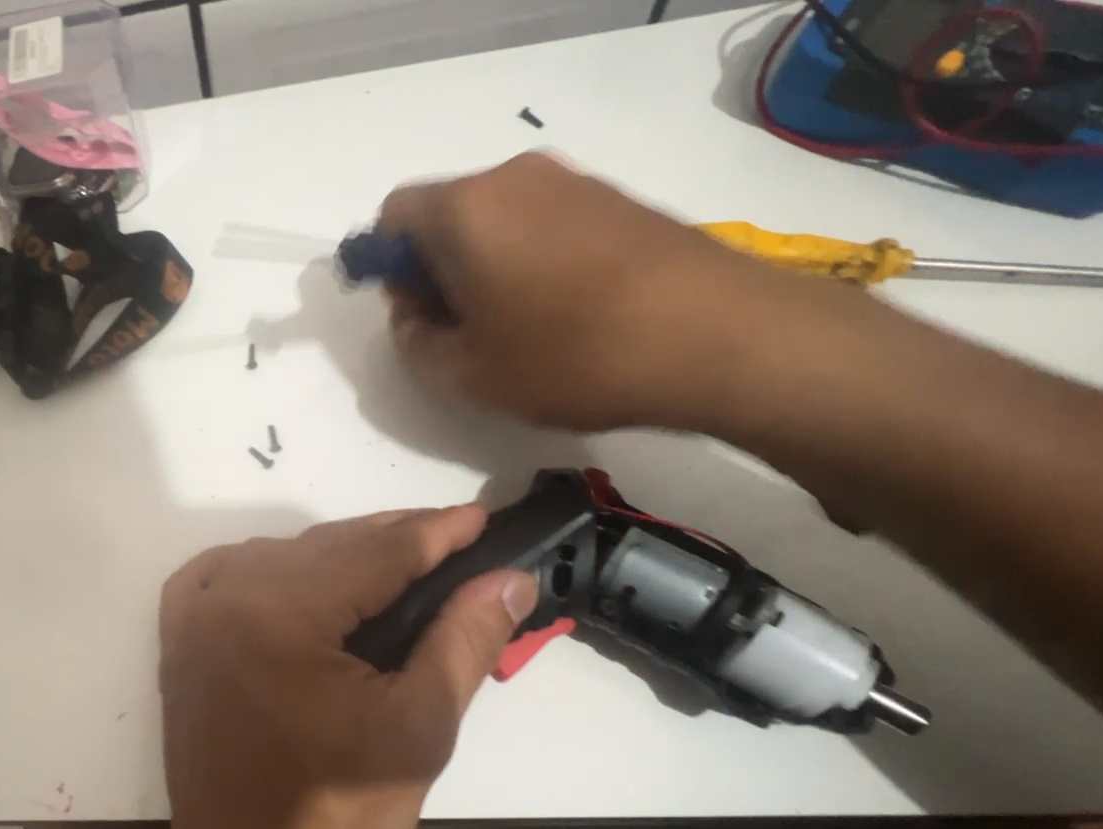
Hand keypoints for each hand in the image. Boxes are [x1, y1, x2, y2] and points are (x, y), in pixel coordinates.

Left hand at [157, 507, 539, 828]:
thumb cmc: (336, 818)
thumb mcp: (418, 728)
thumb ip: (464, 640)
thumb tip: (508, 578)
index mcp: (279, 615)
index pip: (374, 554)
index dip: (435, 533)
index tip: (482, 517)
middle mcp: (226, 599)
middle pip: (325, 547)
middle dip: (392, 540)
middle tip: (453, 539)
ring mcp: (193, 620)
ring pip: (278, 558)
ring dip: (335, 553)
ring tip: (394, 563)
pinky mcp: (178, 645)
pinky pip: (219, 576)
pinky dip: (262, 567)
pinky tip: (296, 577)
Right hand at [379, 152, 808, 431]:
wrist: (718, 336)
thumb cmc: (570, 357)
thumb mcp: (466, 374)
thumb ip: (414, 343)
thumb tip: (411, 316)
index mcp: (463, 210)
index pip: (392, 217)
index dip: (385, 267)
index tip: (411, 316)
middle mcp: (513, 179)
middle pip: (445, 216)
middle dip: (434, 271)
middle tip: (458, 333)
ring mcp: (572, 183)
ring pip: (497, 222)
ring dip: (484, 269)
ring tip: (514, 332)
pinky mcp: (617, 201)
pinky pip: (544, 225)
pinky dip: (530, 263)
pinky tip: (561, 315)